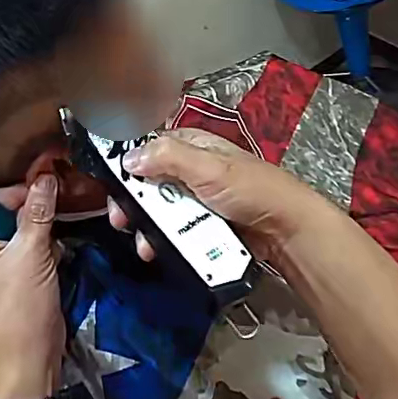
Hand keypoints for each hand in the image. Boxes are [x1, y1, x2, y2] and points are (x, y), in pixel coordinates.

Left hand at [0, 175, 64, 398]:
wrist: (32, 359)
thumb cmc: (22, 307)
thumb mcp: (31, 255)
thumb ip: (38, 213)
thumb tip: (45, 177)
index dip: (24, 191)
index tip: (52, 180)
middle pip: (15, 214)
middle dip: (40, 206)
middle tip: (66, 192)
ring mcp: (7, 264)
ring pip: (30, 230)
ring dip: (49, 225)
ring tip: (68, 215)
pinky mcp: (26, 275)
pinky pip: (39, 247)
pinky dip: (53, 242)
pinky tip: (64, 242)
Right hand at [112, 129, 338, 261]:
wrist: (286, 229)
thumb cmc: (250, 190)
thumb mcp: (208, 168)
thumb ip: (168, 158)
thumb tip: (129, 157)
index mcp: (194, 146)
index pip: (151, 147)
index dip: (128, 164)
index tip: (111, 183)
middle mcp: (193, 169)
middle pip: (151, 182)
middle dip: (133, 202)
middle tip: (121, 219)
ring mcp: (199, 199)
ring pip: (160, 210)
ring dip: (146, 226)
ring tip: (142, 244)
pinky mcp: (204, 225)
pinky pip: (175, 231)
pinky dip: (163, 240)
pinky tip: (155, 251)